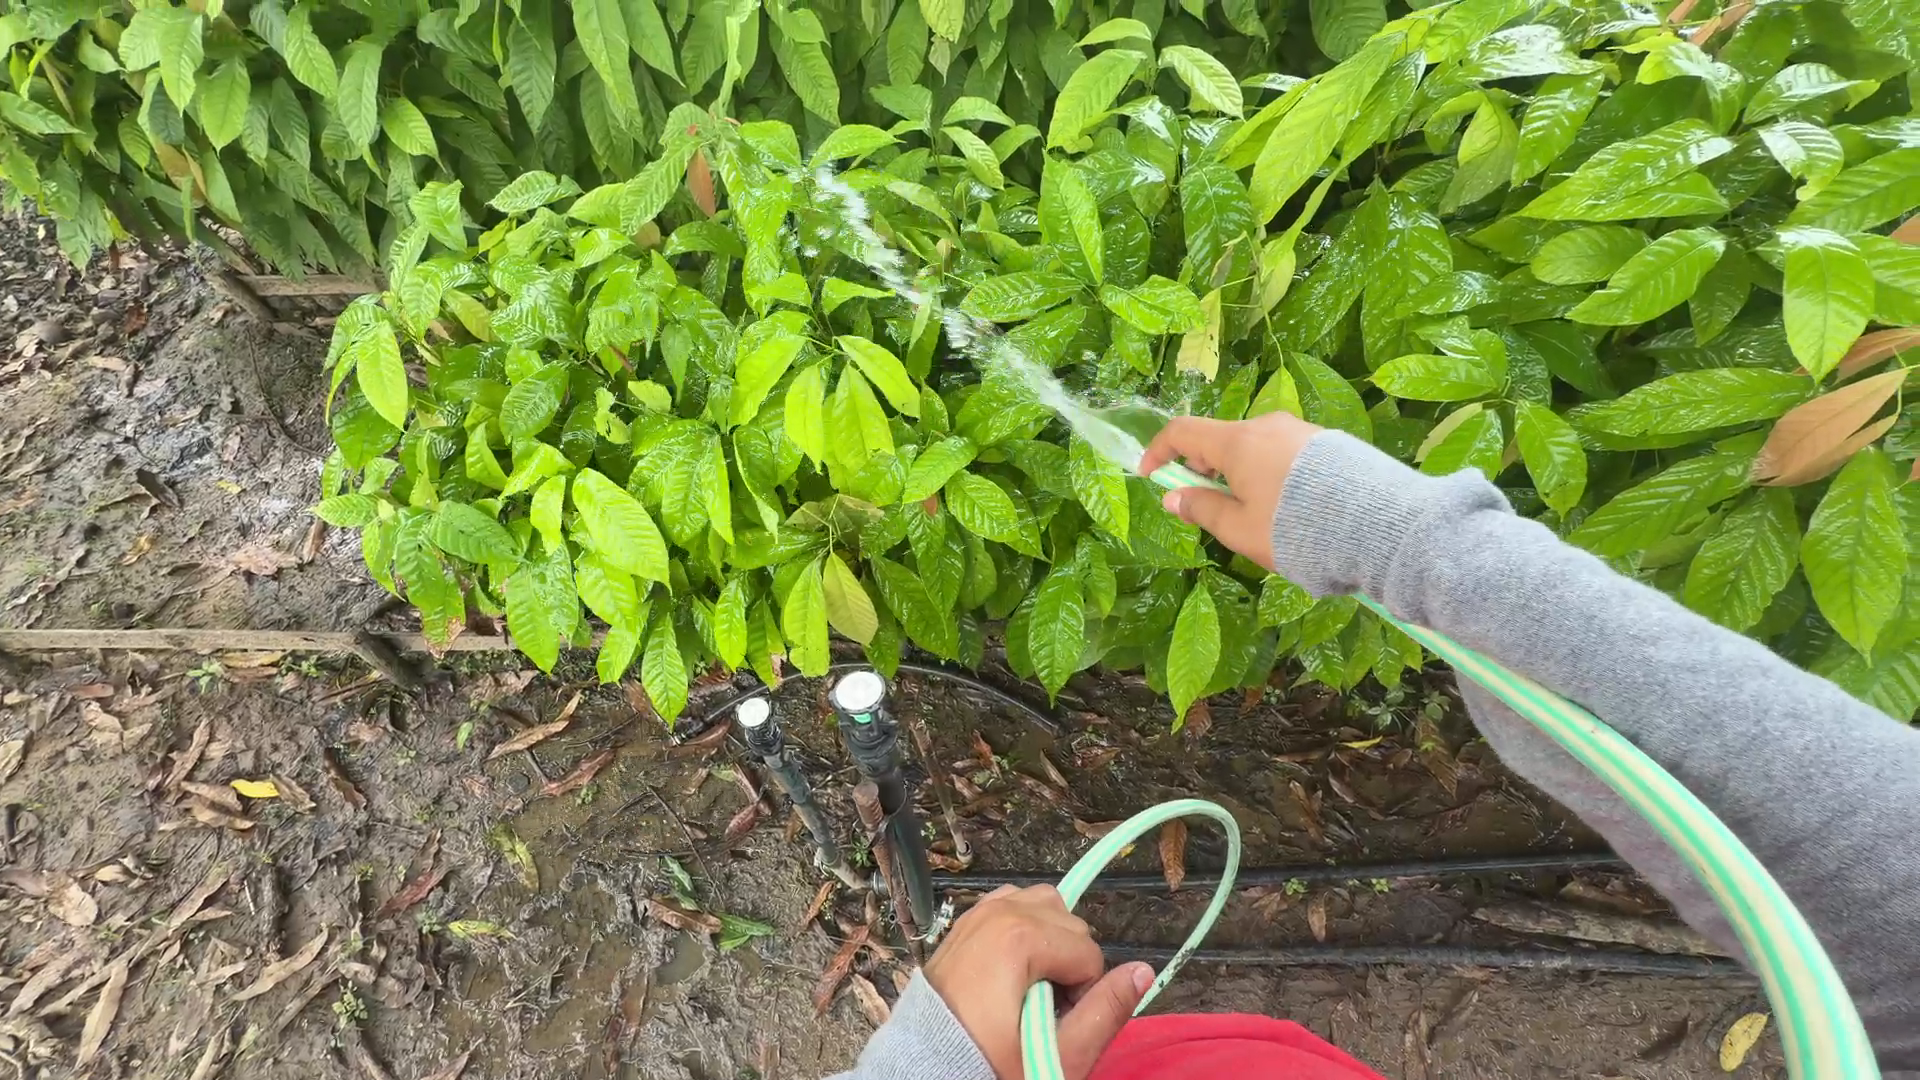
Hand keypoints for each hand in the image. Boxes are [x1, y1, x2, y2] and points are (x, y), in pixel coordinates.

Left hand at [923, 885, 1153, 1079]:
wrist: (924, 1068)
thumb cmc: (990, 1064)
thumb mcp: (1057, 1055)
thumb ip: (1106, 1011)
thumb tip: (1145, 970)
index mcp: (1021, 936)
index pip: (1088, 953)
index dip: (1083, 995)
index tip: (1055, 1025)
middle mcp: (1001, 909)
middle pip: (1069, 923)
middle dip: (1069, 965)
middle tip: (1043, 1010)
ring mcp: (981, 908)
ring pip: (1045, 904)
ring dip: (1051, 939)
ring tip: (1031, 987)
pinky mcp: (969, 916)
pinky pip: (1015, 902)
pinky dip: (1025, 926)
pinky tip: (1013, 967)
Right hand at [1137, 412, 1324, 570]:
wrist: (1382, 526)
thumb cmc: (1296, 529)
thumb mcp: (1239, 529)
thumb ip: (1202, 509)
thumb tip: (1173, 497)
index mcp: (1238, 443)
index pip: (1182, 432)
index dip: (1159, 451)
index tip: (1150, 475)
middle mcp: (1267, 426)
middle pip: (1220, 439)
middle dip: (1203, 468)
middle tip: (1208, 505)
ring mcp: (1301, 431)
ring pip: (1253, 446)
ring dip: (1238, 472)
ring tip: (1254, 512)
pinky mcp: (1329, 442)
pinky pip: (1283, 452)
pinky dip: (1268, 472)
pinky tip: (1288, 505)